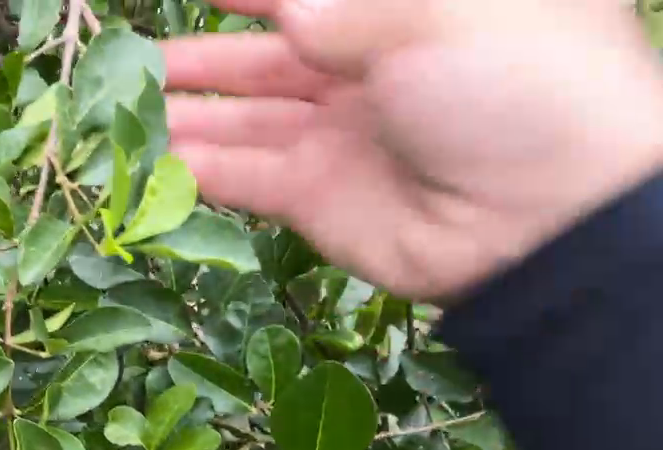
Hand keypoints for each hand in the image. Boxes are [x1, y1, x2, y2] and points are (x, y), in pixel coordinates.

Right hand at [163, 0, 662, 299]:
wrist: (538, 216)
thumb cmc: (517, 87)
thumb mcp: (439, 18)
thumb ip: (347, 12)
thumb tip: (286, 11)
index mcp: (407, 16)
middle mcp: (361, 74)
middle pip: (261, 63)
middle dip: (199, 62)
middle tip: (135, 66)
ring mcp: (329, 138)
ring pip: (238, 122)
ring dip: (183, 120)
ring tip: (124, 119)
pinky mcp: (306, 196)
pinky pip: (238, 177)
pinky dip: (195, 172)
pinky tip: (150, 166)